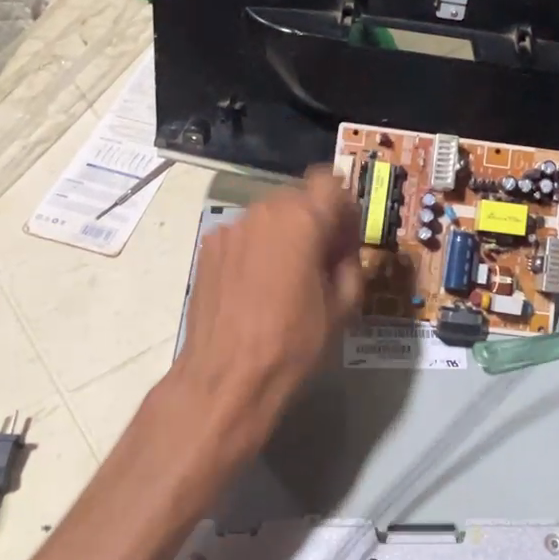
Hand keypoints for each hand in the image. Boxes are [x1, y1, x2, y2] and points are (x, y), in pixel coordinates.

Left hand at [171, 166, 362, 452]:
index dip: (343, 205)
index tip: (345, 236)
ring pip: (269, 216)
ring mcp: (230, 228)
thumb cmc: (294, 343)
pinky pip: (243, 235)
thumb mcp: (344, 305)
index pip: (330, 182)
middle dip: (314, 220)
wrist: (227, 377)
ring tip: (285, 278)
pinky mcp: (207, 248)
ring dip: (283, 234)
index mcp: (303, 220)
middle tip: (320, 260)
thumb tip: (342, 247)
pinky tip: (255, 287)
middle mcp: (264, 212)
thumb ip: (350, 261)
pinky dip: (256, 249)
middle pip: (298, 197)